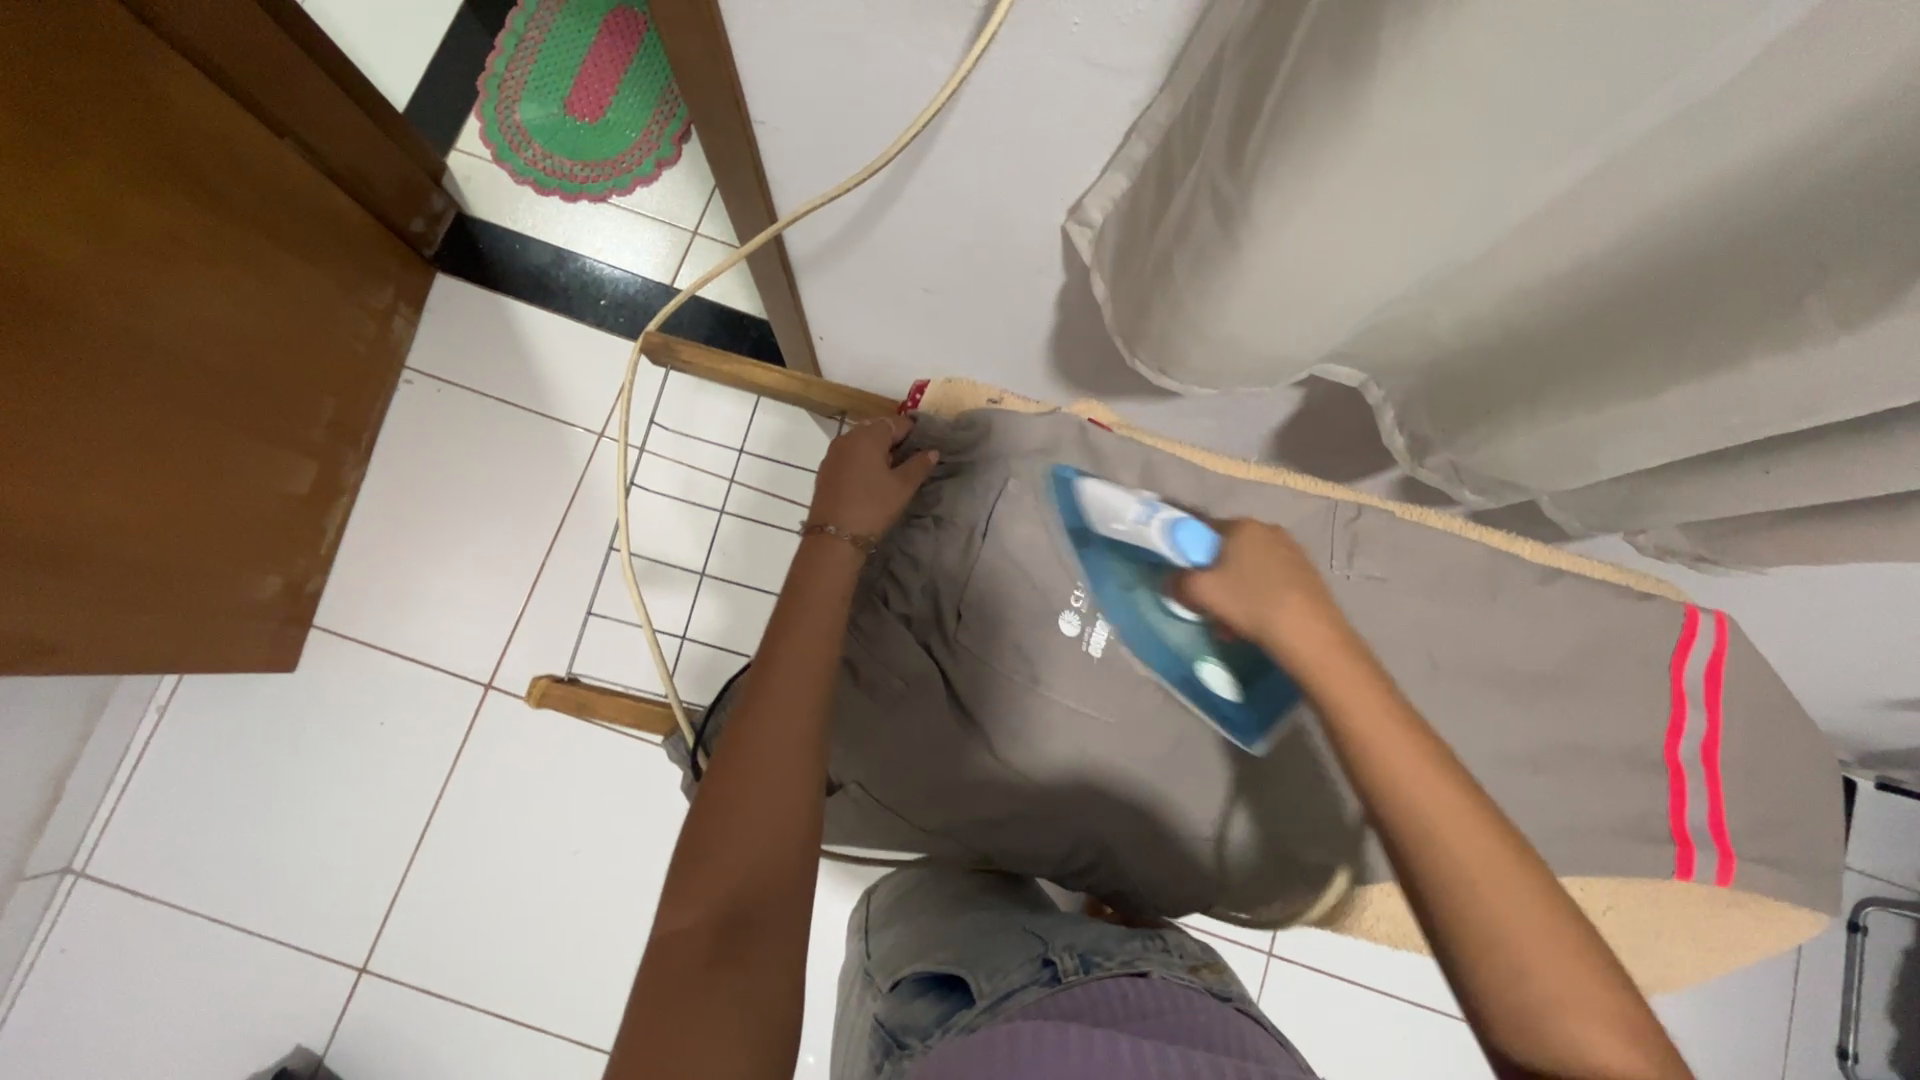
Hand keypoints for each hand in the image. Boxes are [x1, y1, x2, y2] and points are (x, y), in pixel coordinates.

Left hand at [806, 416, 937, 537]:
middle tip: (909, 461)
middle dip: (894, 441)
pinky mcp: (825, 470)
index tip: (924, 448)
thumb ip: (919, 465)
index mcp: (868, 435)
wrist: (833, 536)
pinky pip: (848, 456)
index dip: (913, 432)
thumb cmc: (873, 507)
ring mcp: (833, 453)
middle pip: (876, 429)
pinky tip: (869, 480)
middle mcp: (847, 437)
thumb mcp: (903, 487)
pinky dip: (861, 461)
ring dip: (877, 451)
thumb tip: (932, 451)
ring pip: (860, 442)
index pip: (896, 423)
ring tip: (891, 472)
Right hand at [1173, 518, 1361, 672]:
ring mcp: (1293, 551)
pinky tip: (1256, 623)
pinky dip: (1258, 599)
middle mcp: (1269, 529)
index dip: (1189, 555)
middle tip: (1209, 606)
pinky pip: (1270, 581)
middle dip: (1215, 579)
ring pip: (1249, 570)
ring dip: (1235, 593)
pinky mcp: (1308, 573)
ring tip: (1232, 624)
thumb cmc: (1249, 602)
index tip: (1187, 579)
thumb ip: (1178, 581)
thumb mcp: (1199, 591)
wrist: (1308, 632)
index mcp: (1242, 525)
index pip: (1203, 530)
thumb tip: (1172, 580)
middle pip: (1227, 552)